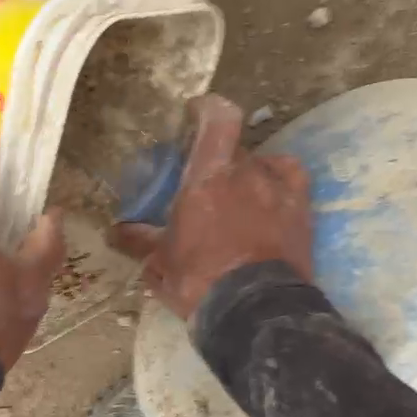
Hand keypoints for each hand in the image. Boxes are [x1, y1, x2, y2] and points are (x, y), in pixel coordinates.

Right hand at [108, 94, 314, 320]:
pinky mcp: (301, 208)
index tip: (195, 111)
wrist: (253, 309)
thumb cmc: (199, 282)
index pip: (216, 120)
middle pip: (232, 151)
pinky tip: (268, 192)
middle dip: (218, 163)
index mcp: (205, 180)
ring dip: (244, 177)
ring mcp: (277, 188)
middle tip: (204, 185)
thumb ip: (140, 241)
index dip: (208, 108)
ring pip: (259, 166)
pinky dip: (276, 178)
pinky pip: (289, 177)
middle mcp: (244, 173)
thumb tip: (116, 232)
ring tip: (235, 199)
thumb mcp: (160, 265)